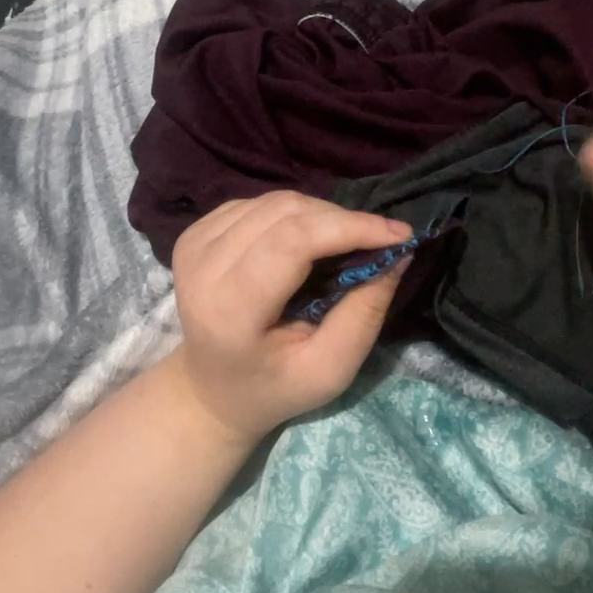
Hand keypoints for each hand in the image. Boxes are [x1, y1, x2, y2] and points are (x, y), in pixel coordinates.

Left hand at [170, 192, 413, 442]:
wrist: (212, 390)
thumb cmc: (274, 388)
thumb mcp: (329, 370)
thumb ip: (364, 314)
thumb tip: (398, 252)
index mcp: (230, 310)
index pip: (292, 242)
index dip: (349, 226)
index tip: (399, 234)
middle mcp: (203, 268)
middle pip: (284, 213)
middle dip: (342, 219)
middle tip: (379, 241)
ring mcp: (193, 245)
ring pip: (273, 202)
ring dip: (320, 214)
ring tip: (346, 242)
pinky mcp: (194, 234)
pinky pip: (256, 204)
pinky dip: (293, 214)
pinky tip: (307, 239)